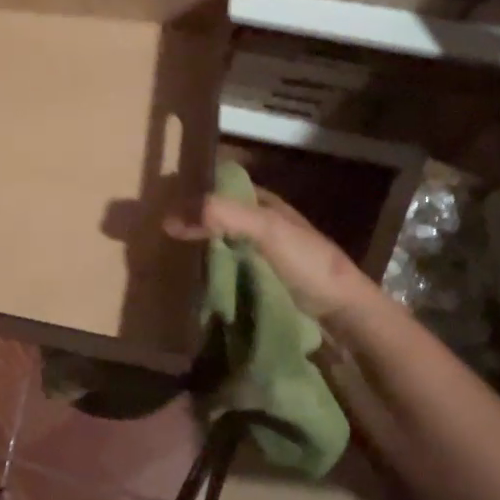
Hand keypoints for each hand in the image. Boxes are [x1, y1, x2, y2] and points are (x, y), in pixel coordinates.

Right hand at [164, 190, 388, 320]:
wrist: (344, 312)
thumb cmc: (308, 263)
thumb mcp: (266, 230)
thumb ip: (223, 215)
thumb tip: (167, 218)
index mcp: (265, 203)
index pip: (220, 187)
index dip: (192, 191)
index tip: (161, 205)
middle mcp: (261, 224)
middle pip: (216, 216)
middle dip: (190, 222)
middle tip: (156, 233)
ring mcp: (260, 254)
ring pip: (219, 243)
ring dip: (196, 249)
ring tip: (164, 256)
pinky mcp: (259, 281)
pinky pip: (224, 270)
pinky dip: (207, 271)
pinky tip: (189, 279)